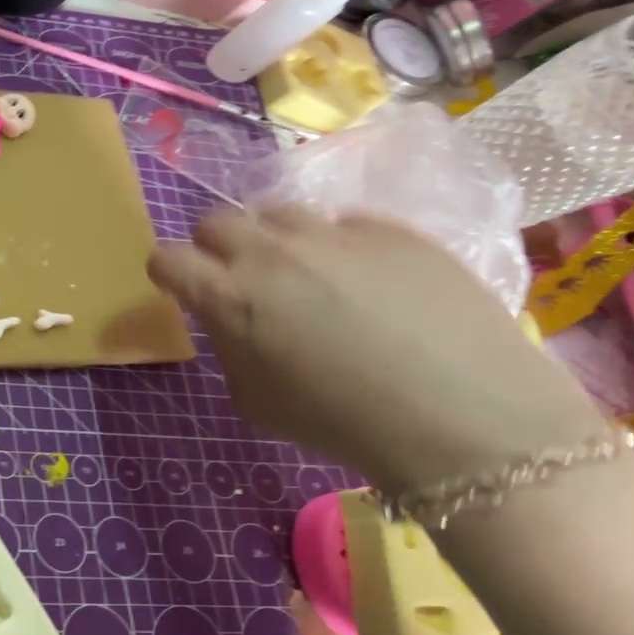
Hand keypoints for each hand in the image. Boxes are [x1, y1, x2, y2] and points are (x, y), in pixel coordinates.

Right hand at [148, 207, 604, 495]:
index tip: (183, 292)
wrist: (467, 421)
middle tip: (240, 281)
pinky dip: (339, 245)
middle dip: (216, 249)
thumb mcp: (252, 398)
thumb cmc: (341, 422)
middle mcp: (272, 253)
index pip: (166, 258)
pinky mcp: (397, 232)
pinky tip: (365, 282)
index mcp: (228, 296)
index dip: (169, 275)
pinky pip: (347, 223)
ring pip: (279, 212)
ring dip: (275, 239)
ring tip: (303, 274)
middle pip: (217, 222)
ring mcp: (337, 236)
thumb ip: (229, 345)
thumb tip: (234, 320)